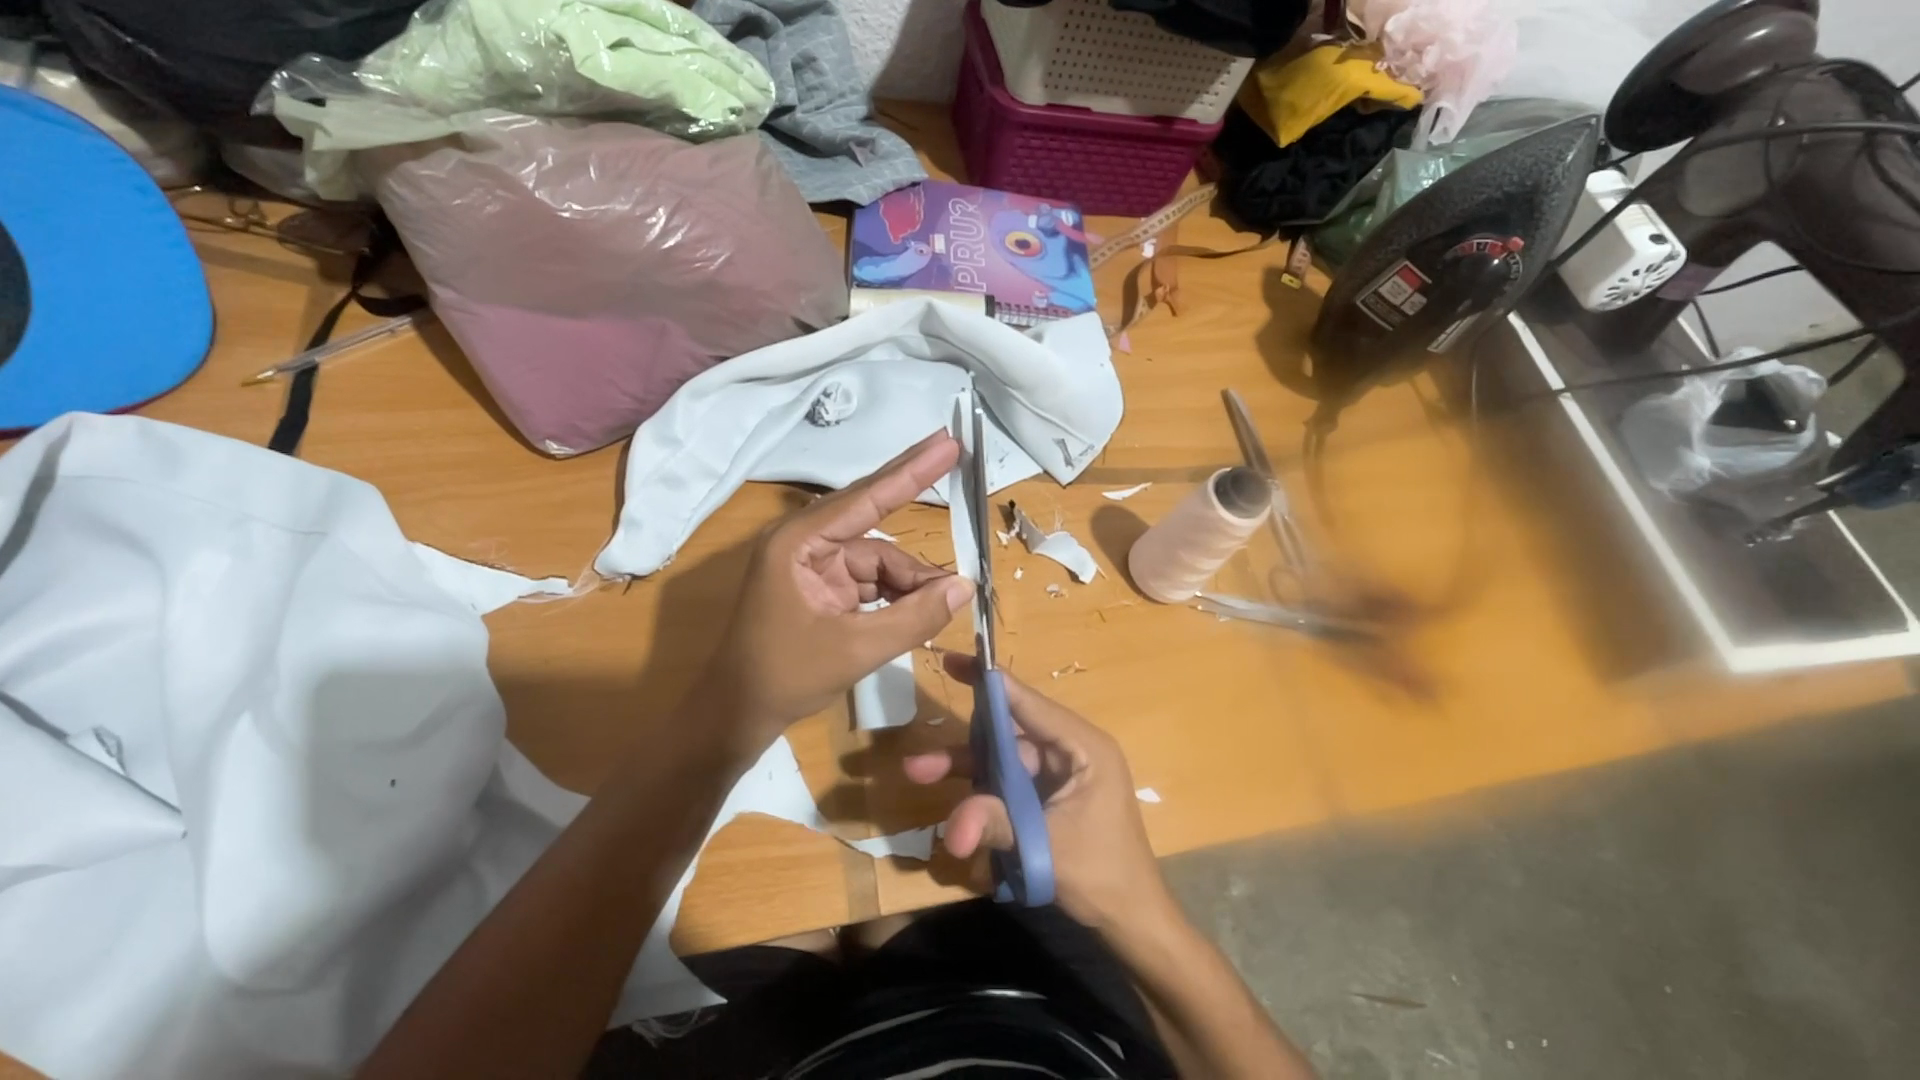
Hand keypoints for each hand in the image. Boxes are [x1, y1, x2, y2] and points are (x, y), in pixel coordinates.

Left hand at [696, 432, 975, 753]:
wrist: (737, 715)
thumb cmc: (784, 676)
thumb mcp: (856, 649)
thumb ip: (913, 617)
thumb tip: (964, 587)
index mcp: (798, 543)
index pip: (866, 498)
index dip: (911, 471)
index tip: (947, 442)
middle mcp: (805, 543)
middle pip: (872, 518)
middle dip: (913, 497)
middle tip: (956, 458)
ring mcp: (813, 566)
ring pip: (879, 559)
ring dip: (911, 580)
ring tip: (945, 600)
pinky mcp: (821, 590)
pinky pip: (871, 581)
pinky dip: (897, 595)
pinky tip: (923, 610)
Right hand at [904, 653, 1170, 931]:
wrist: (1130, 918)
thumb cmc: (1102, 873)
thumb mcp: (1046, 845)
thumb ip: (998, 825)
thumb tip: (951, 829)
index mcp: (1084, 748)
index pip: (1029, 704)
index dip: (990, 684)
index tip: (954, 660)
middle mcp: (1071, 752)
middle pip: (1008, 736)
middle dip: (964, 748)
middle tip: (919, 760)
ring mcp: (1060, 776)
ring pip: (1004, 762)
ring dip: (968, 774)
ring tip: (921, 779)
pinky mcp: (1049, 798)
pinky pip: (1010, 786)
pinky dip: (984, 795)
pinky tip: (958, 812)